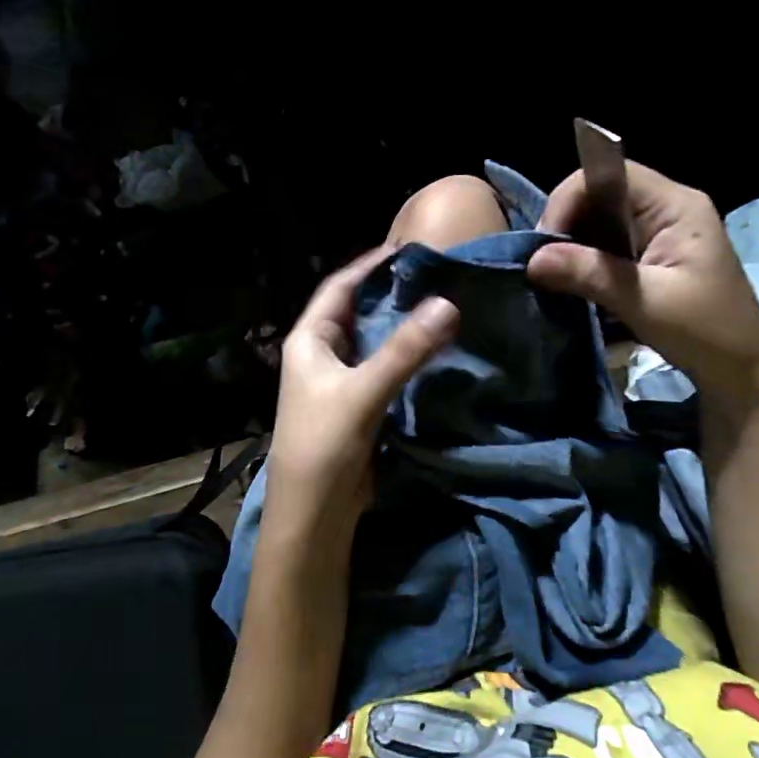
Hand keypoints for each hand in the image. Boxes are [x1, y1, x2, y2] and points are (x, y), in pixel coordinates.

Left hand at [268, 245, 459, 532]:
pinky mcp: (358, 406)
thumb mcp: (363, 391)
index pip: (339, 288)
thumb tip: (448, 304)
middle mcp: (322, 355)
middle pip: (357, 312)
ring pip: (373, 343)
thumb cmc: (325, 443)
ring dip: (400, 327)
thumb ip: (405, 350)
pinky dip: (406, 358)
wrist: (315, 510)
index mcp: (310, 340)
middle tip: (435, 277)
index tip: (407, 248)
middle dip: (390, 294)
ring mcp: (340, 382)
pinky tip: (433, 352)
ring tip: (442, 307)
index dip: (369, 265)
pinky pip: (384, 370)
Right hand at [527, 161, 758, 406]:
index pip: (609, 174)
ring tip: (552, 277)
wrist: (741, 371)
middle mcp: (666, 209)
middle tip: (543, 265)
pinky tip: (572, 285)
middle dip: (567, 226)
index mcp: (675, 205)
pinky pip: (609, 248)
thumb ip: (590, 274)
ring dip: (573, 247)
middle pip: (601, 195)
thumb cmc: (704, 331)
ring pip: (601, 223)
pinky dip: (586, 263)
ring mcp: (659, 235)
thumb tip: (534, 259)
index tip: (546, 242)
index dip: (570, 198)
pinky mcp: (652, 260)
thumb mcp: (644, 301)